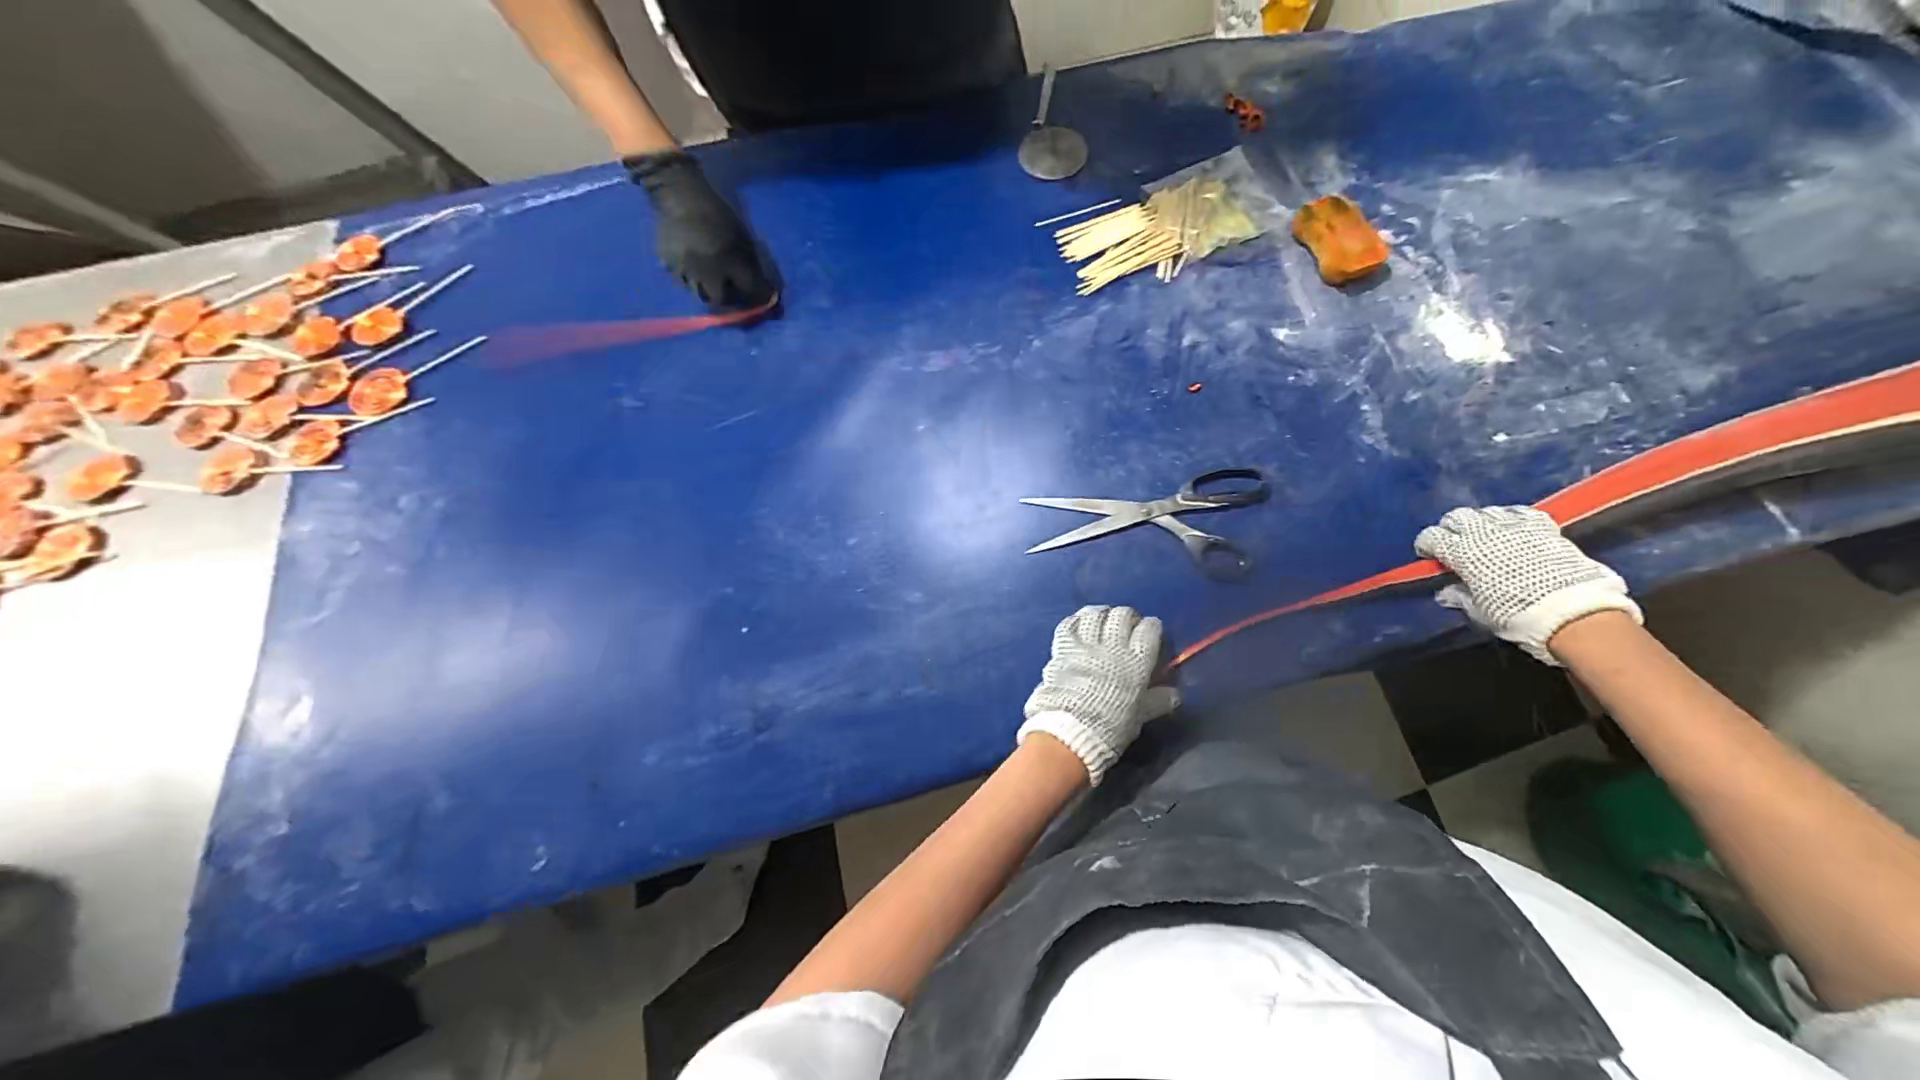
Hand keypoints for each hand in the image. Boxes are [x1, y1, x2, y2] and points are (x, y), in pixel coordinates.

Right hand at [623, 151, 774, 309]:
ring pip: (700, 295)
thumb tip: (765, 289)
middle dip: (731, 300)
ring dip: (711, 292)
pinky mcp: (668, 265)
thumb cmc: (717, 213)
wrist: (678, 194)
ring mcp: (685, 269)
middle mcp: (707, 270)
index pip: (750, 291)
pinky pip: (683, 283)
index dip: (759, 298)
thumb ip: (751, 264)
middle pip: (721, 300)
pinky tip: (695, 271)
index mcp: (729, 259)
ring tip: (714, 283)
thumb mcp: (742, 236)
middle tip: (735, 293)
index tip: (765, 300)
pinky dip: (692, 282)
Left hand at [1018, 606, 1178, 784]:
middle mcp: (1112, 646)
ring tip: (1103, 619)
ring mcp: (1085, 644)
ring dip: (1102, 614)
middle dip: (1127, 617)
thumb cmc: (1111, 726)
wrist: (1072, 730)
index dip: (1151, 627)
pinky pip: (1069, 624)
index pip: (1149, 630)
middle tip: (1127, 625)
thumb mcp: (1140, 715)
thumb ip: (1157, 701)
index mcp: (1136, 661)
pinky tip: (1079, 623)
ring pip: (1096, 615)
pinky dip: (1076, 621)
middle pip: (1122, 616)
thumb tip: (1175, 695)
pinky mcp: (1063, 648)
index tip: (1150, 631)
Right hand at [1414, 506, 1641, 664]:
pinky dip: (1512, 518)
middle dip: (1451, 528)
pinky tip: (1514, 529)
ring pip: (1487, 511)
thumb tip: (1446, 591)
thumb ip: (1460, 596)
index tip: (1429, 556)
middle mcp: (1484, 533)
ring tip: (1485, 535)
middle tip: (1454, 543)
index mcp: (1462, 553)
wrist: (1574, 612)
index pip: (1432, 537)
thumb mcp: (1480, 611)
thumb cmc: (1517, 614)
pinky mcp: (1544, 527)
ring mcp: (1515, 527)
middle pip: (1458, 517)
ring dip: (1481, 521)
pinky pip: (1520, 513)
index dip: (1426, 545)